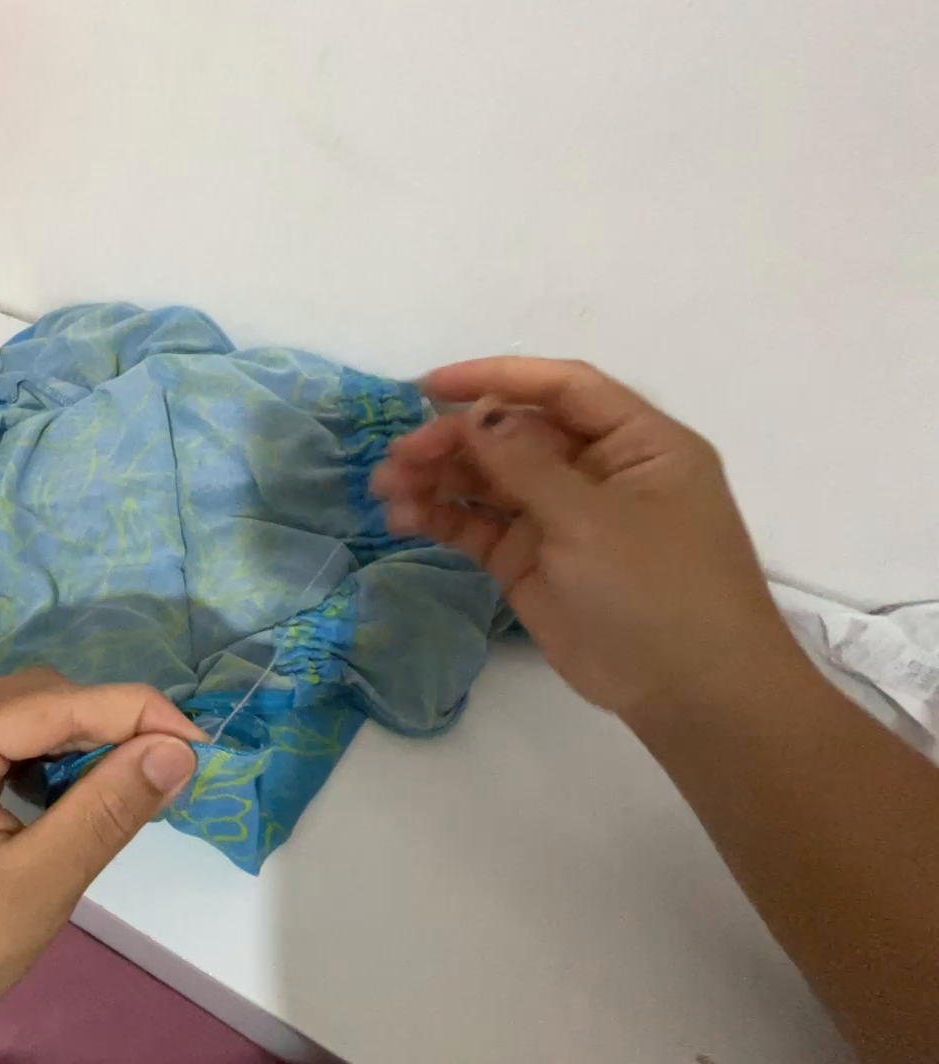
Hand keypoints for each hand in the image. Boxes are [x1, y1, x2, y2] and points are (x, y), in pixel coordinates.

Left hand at [0, 668, 201, 1062]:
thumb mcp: (37, 885)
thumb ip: (107, 810)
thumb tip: (176, 750)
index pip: (50, 702)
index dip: (131, 710)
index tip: (199, 738)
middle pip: (36, 698)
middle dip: (106, 725)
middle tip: (166, 768)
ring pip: (25, 713)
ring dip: (80, 740)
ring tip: (124, 782)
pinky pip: (5, 736)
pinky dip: (49, 756)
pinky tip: (72, 791)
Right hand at [369, 358, 805, 725]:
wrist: (683, 690)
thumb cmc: (658, 589)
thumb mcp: (592, 518)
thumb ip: (526, 463)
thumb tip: (473, 414)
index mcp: (634, 445)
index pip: (562, 389)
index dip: (496, 378)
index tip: (428, 386)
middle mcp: (590, 471)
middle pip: (509, 434)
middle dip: (450, 440)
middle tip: (399, 458)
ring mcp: (553, 514)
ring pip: (482, 478)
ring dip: (434, 478)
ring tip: (387, 490)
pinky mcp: (522, 554)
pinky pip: (471, 523)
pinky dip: (436, 516)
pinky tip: (403, 518)